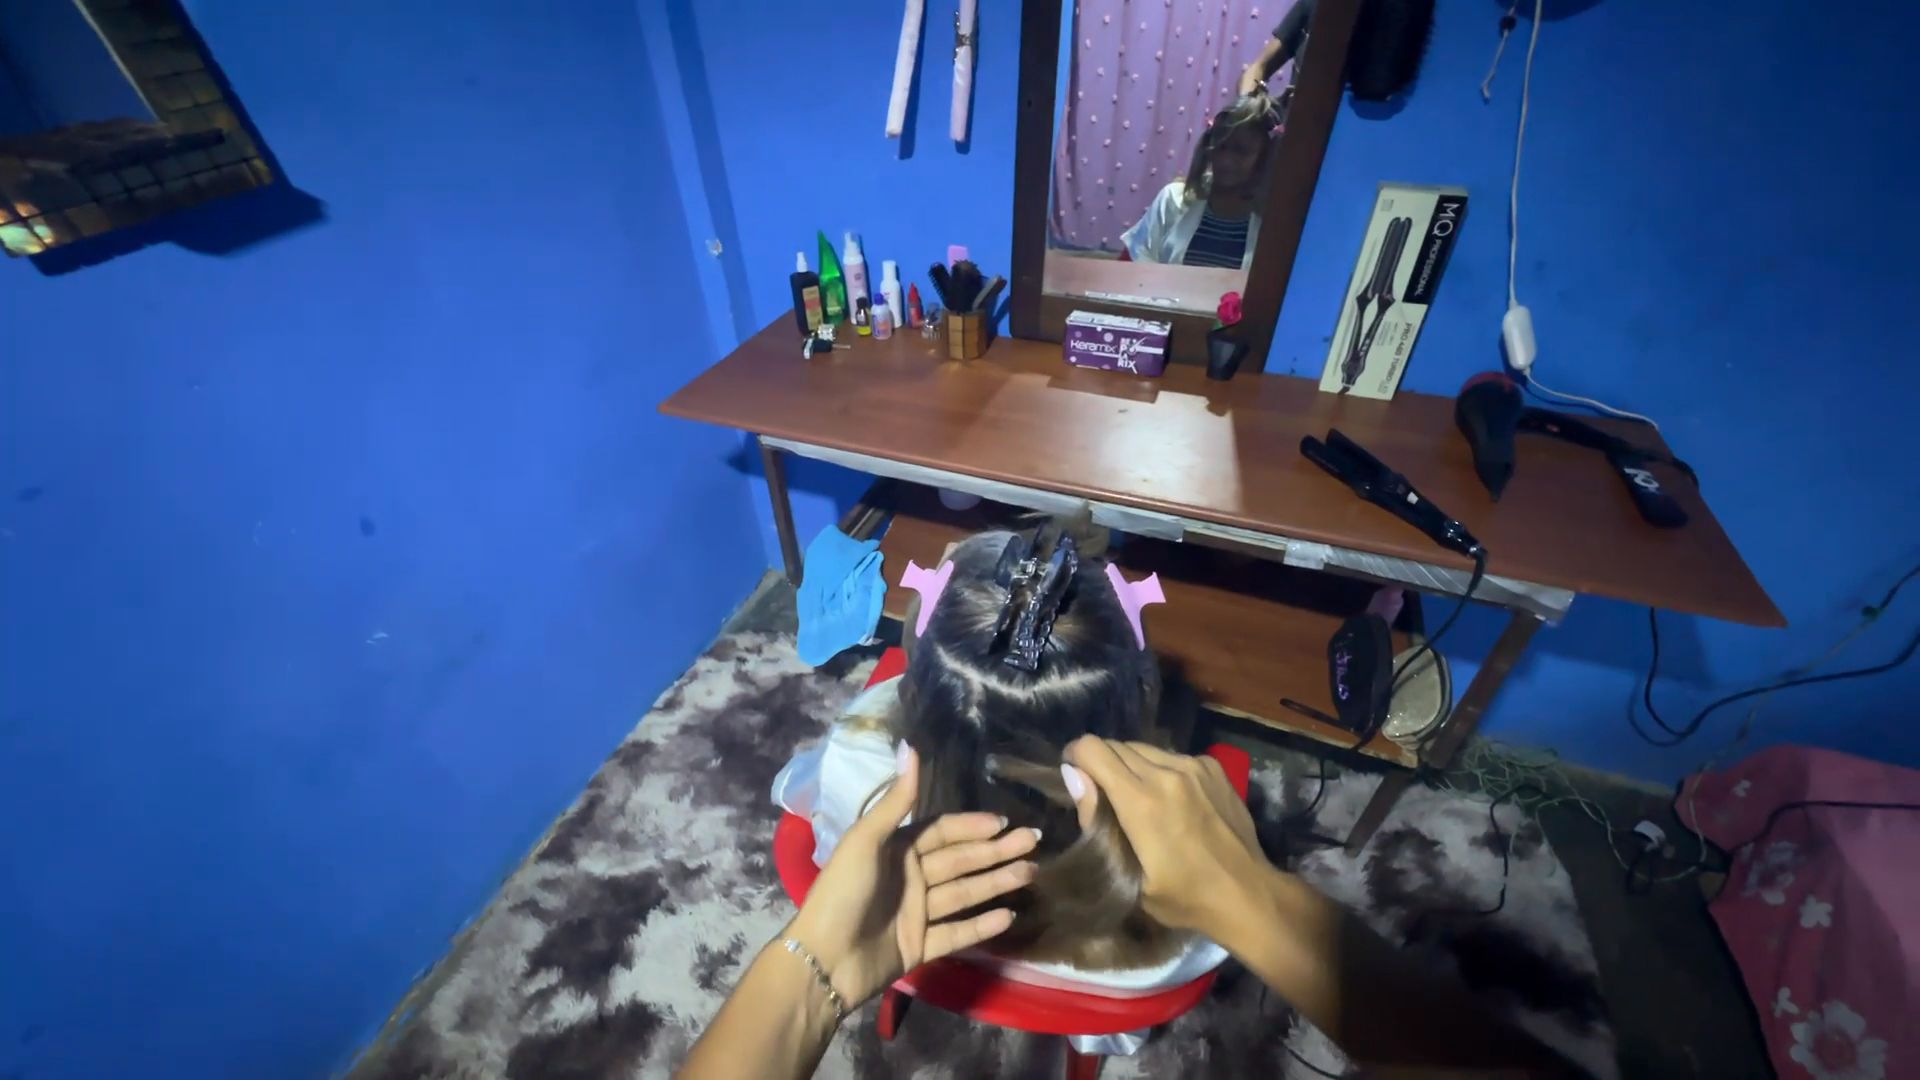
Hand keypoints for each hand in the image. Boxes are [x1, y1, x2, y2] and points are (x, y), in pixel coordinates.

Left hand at [786, 744, 1039, 1007]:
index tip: (1004, 822)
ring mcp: (917, 913)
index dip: (973, 826)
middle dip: (996, 850)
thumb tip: (911, 746)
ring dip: (996, 882)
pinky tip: (1008, 916)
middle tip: (1032, 842)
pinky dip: (981, 925)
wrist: (822, 960)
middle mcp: (911, 876)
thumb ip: (897, 799)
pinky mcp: (919, 946)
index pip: (944, 832)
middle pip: (961, 860)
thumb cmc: (842, 892)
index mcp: (897, 848)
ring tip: (1030, 872)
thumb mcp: (866, 840)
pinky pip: (956, 932)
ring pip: (964, 893)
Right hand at [1060, 737, 1272, 938]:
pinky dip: (1162, 769)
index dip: (1075, 757)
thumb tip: (1073, 776)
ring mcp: (1192, 765)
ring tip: (1140, 797)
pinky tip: (1172, 798)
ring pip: (1143, 748)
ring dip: (1132, 765)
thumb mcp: (1130, 875)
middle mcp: (1164, 772)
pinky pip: (1171, 755)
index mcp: (1139, 800)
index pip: (1092, 749)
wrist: (1248, 894)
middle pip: (1115, 745)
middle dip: (1102, 763)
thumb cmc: (1184, 896)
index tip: (1075, 776)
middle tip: (1106, 795)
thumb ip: (1096, 821)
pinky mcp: (1212, 766)